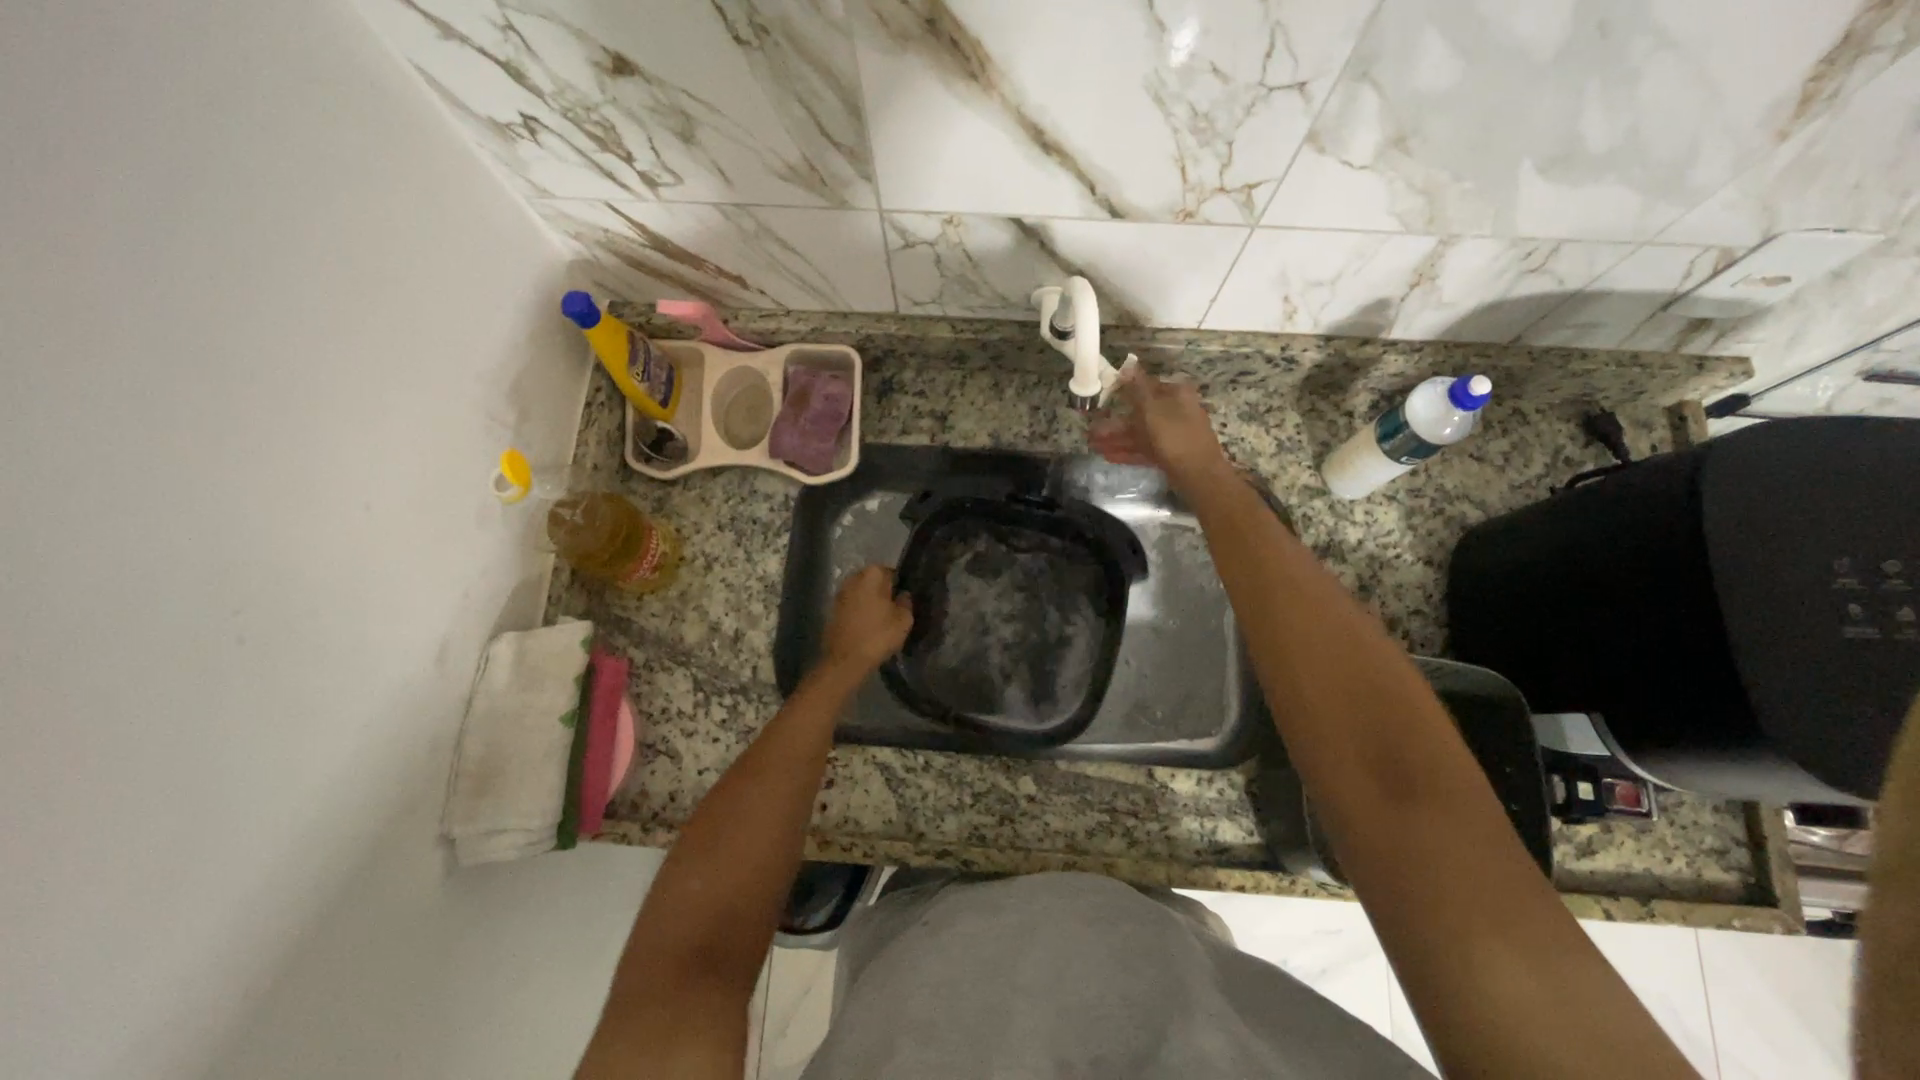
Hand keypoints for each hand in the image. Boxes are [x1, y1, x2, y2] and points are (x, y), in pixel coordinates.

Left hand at [822, 565, 913, 674]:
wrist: (845, 660)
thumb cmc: (878, 635)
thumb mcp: (904, 620)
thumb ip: (906, 602)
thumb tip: (903, 595)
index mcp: (872, 574)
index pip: (891, 573)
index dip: (899, 586)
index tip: (903, 601)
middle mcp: (853, 578)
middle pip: (873, 582)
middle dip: (882, 592)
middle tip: (893, 611)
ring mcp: (839, 594)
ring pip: (861, 594)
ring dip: (869, 603)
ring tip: (880, 621)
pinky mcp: (831, 610)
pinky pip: (851, 606)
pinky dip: (858, 613)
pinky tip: (865, 627)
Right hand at [1089, 369, 1233, 491]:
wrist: (1198, 473)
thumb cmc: (1174, 435)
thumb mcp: (1152, 408)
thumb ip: (1138, 387)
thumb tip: (1128, 364)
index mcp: (1176, 394)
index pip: (1146, 387)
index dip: (1123, 392)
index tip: (1103, 398)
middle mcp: (1175, 411)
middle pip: (1140, 414)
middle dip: (1114, 423)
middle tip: (1091, 429)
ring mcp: (1172, 434)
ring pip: (1140, 434)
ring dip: (1116, 439)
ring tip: (1093, 445)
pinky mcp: (1169, 454)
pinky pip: (1145, 449)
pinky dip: (1127, 452)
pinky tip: (1107, 457)